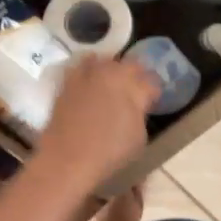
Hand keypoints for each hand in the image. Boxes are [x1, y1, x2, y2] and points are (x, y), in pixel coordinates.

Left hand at [32, 56, 159, 188]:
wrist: (67, 160)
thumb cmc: (109, 152)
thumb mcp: (139, 137)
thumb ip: (140, 114)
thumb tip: (136, 107)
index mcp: (134, 87)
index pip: (151, 82)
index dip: (153, 92)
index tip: (152, 101)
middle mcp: (112, 74)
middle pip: (129, 65)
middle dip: (135, 75)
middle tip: (135, 89)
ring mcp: (87, 77)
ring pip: (103, 60)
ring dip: (110, 68)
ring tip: (111, 80)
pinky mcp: (67, 84)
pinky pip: (80, 68)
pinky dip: (87, 71)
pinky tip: (89, 82)